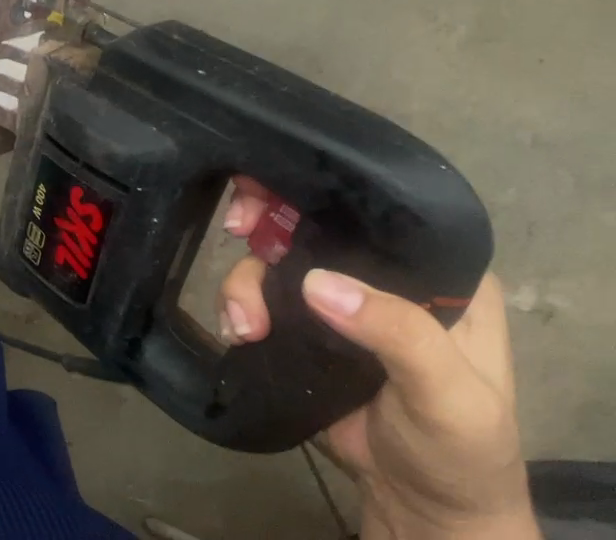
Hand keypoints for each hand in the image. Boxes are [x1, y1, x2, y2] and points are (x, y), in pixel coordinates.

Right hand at [221, 180, 536, 539]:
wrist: (418, 504)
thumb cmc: (459, 447)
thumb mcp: (449, 393)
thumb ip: (396, 334)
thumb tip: (317, 284)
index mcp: (440, 276)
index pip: (379, 212)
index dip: (324, 191)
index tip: (273, 195)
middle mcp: (383, 276)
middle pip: (310, 220)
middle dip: (265, 217)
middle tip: (239, 229)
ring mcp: (336, 300)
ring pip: (271, 257)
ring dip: (245, 281)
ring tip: (244, 322)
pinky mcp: (297, 324)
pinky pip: (253, 292)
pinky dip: (236, 303)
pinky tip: (240, 330)